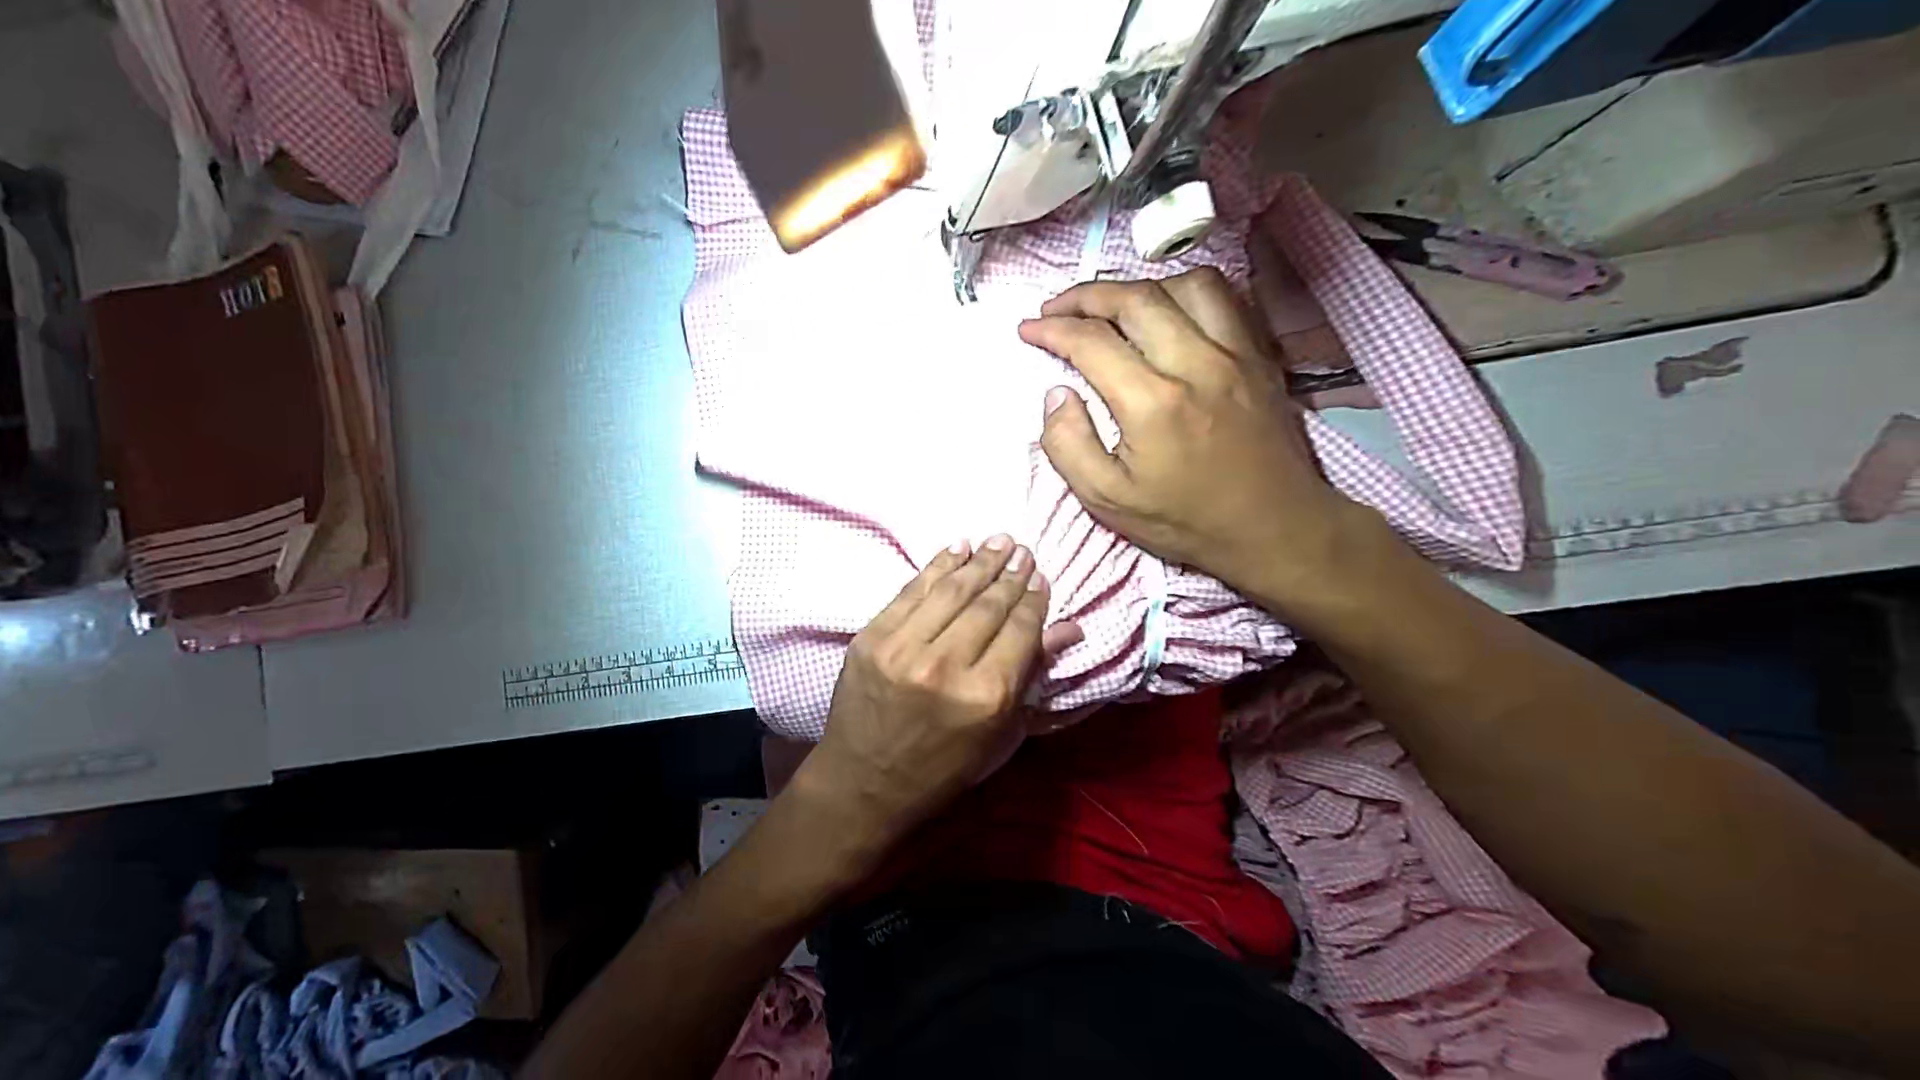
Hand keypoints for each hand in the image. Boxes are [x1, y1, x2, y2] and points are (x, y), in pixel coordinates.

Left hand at [793, 537, 1081, 855]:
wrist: (865, 782)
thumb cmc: (945, 769)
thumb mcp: (1001, 734)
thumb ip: (1033, 675)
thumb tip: (1070, 627)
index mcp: (987, 696)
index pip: (1020, 630)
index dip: (1033, 598)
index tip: (1040, 576)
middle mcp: (946, 666)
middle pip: (988, 605)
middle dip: (1009, 573)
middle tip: (1022, 549)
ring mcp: (903, 648)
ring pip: (951, 590)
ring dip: (978, 561)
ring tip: (998, 540)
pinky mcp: (871, 638)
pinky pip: (911, 591)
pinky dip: (937, 566)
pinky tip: (957, 548)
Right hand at [1018, 269, 1382, 606]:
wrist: (1273, 529)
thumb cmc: (1185, 520)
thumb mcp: (1107, 501)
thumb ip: (1068, 445)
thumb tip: (1057, 395)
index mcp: (1152, 403)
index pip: (1091, 341)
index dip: (1051, 330)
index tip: (1029, 330)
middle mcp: (1196, 364)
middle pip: (1134, 299)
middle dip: (1085, 296)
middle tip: (1057, 308)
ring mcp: (1235, 354)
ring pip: (1184, 286)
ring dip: (1139, 288)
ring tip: (1113, 308)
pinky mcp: (1260, 357)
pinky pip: (1225, 299)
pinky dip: (1187, 293)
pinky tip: (1170, 311)